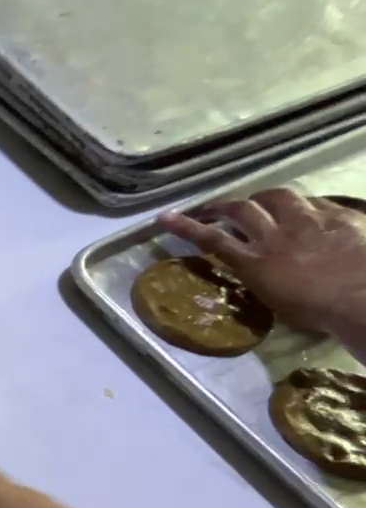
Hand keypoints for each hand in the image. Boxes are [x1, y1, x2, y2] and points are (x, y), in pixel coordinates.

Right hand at [157, 190, 365, 345]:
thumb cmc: (316, 310)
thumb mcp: (271, 296)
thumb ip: (257, 274)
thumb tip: (250, 266)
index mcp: (254, 261)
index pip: (211, 238)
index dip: (185, 226)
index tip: (165, 217)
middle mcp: (276, 236)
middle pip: (241, 209)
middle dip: (222, 206)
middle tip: (214, 209)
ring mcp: (311, 223)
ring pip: (278, 196)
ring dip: (262, 198)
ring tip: (260, 203)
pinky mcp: (343, 217)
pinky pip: (316, 201)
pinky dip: (303, 203)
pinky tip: (306, 210)